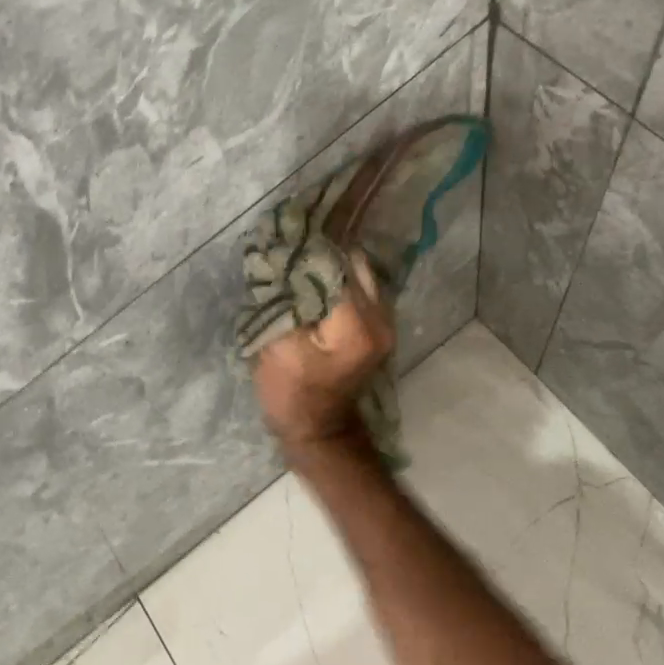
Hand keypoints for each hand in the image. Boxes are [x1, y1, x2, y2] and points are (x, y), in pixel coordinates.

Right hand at [250, 251, 395, 458]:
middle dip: (321, 250)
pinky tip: (315, 275)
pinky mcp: (380, 324)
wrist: (318, 428)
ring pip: (360, 271)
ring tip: (301, 256)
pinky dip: (340, 275)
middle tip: (291, 242)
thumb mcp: (277, 346)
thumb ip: (285, 298)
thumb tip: (283, 257)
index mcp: (357, 325)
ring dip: (331, 261)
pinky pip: (362, 285)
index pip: (334, 266)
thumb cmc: (291, 392)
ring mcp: (386, 321)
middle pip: (353, 262)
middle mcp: (381, 318)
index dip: (306, 249)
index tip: (282, 236)